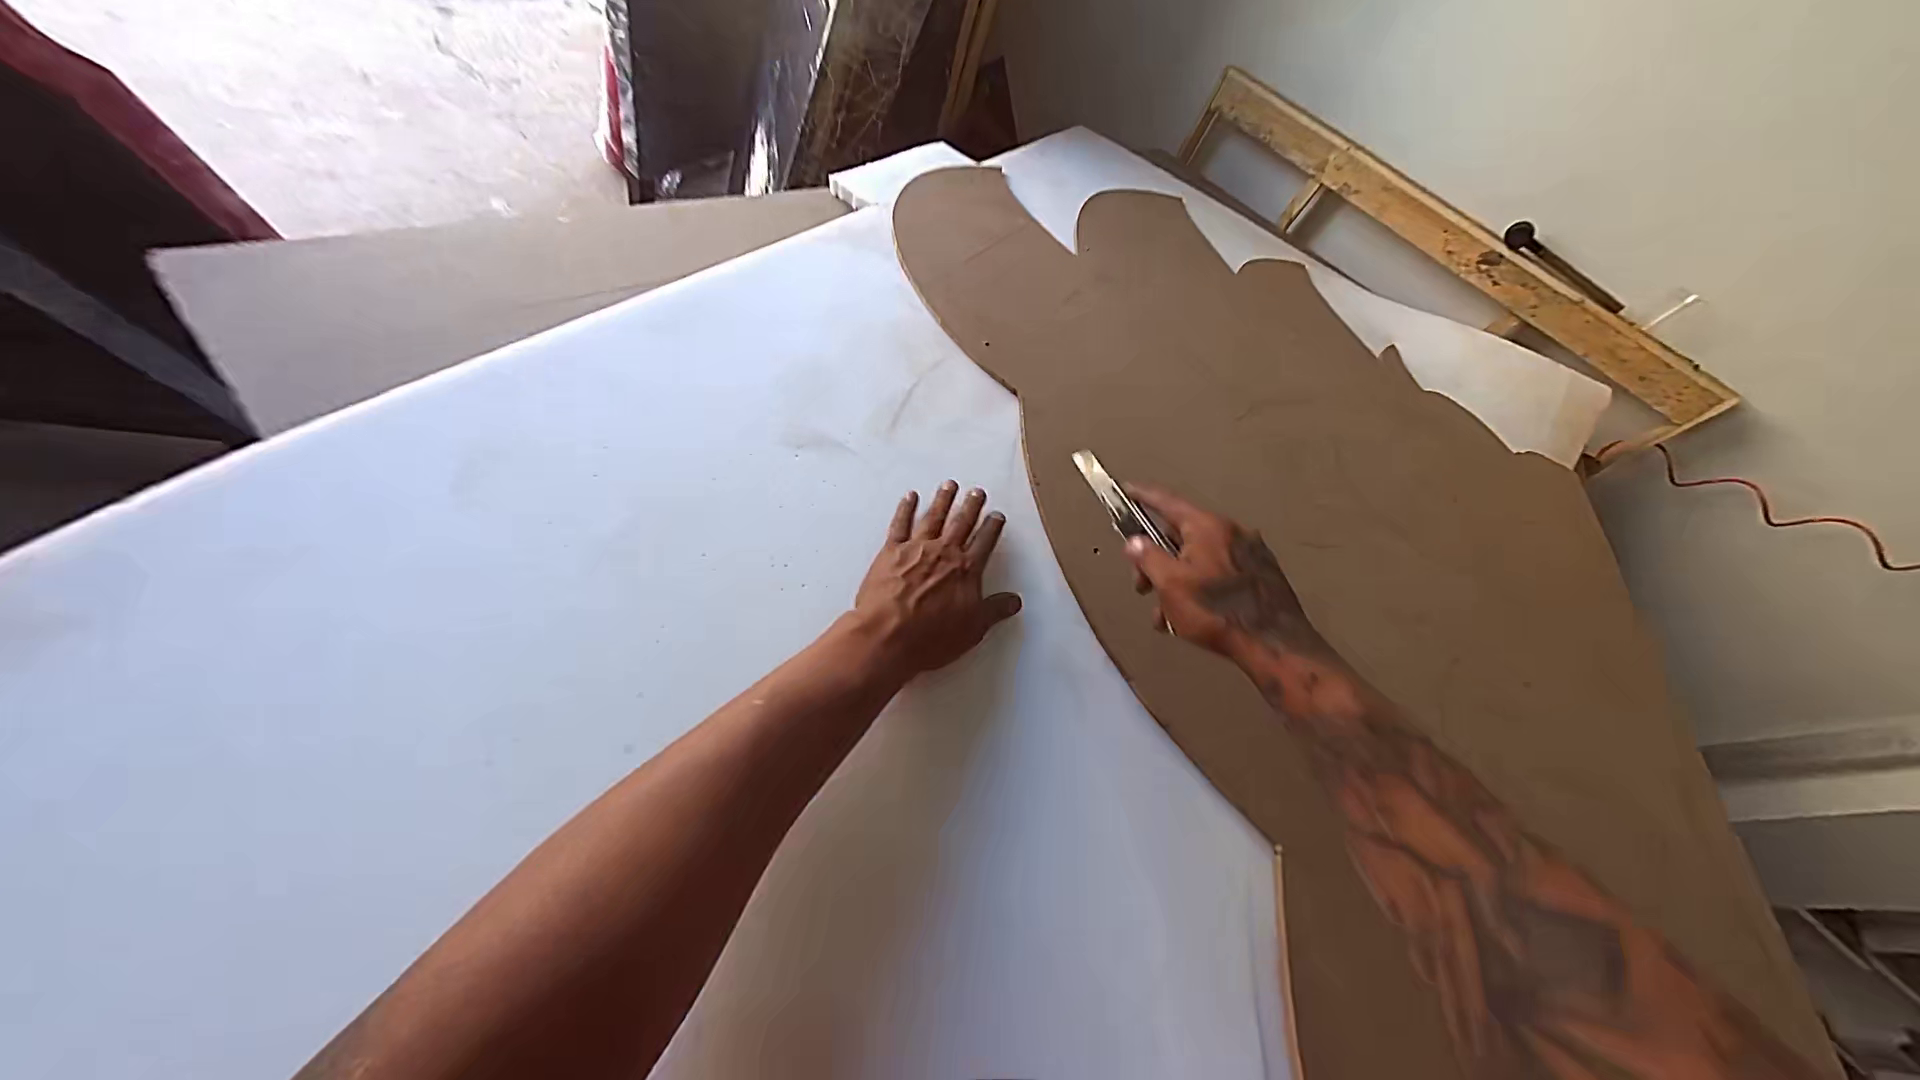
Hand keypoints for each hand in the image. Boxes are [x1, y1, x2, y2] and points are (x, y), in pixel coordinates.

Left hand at [847, 481, 1021, 679]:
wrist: (888, 636)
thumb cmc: (930, 637)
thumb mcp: (972, 629)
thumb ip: (993, 610)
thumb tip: (1013, 602)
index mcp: (966, 570)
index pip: (985, 542)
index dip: (992, 528)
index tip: (996, 516)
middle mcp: (944, 553)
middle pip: (961, 523)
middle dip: (970, 506)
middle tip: (976, 492)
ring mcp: (916, 549)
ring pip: (934, 517)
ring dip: (943, 500)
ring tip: (949, 486)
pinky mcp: (891, 551)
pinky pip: (900, 524)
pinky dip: (905, 509)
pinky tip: (910, 498)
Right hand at [1121, 483, 1322, 659]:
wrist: (1273, 644)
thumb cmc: (1216, 611)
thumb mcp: (1170, 584)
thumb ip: (1147, 557)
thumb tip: (1135, 541)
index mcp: (1208, 526)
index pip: (1167, 501)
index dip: (1142, 496)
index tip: (1126, 490)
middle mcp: (1231, 531)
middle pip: (1181, 535)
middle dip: (1155, 560)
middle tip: (1141, 587)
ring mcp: (1250, 553)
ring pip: (1198, 558)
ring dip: (1175, 581)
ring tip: (1165, 615)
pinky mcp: (1261, 575)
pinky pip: (1217, 572)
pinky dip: (1198, 587)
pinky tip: (1189, 617)